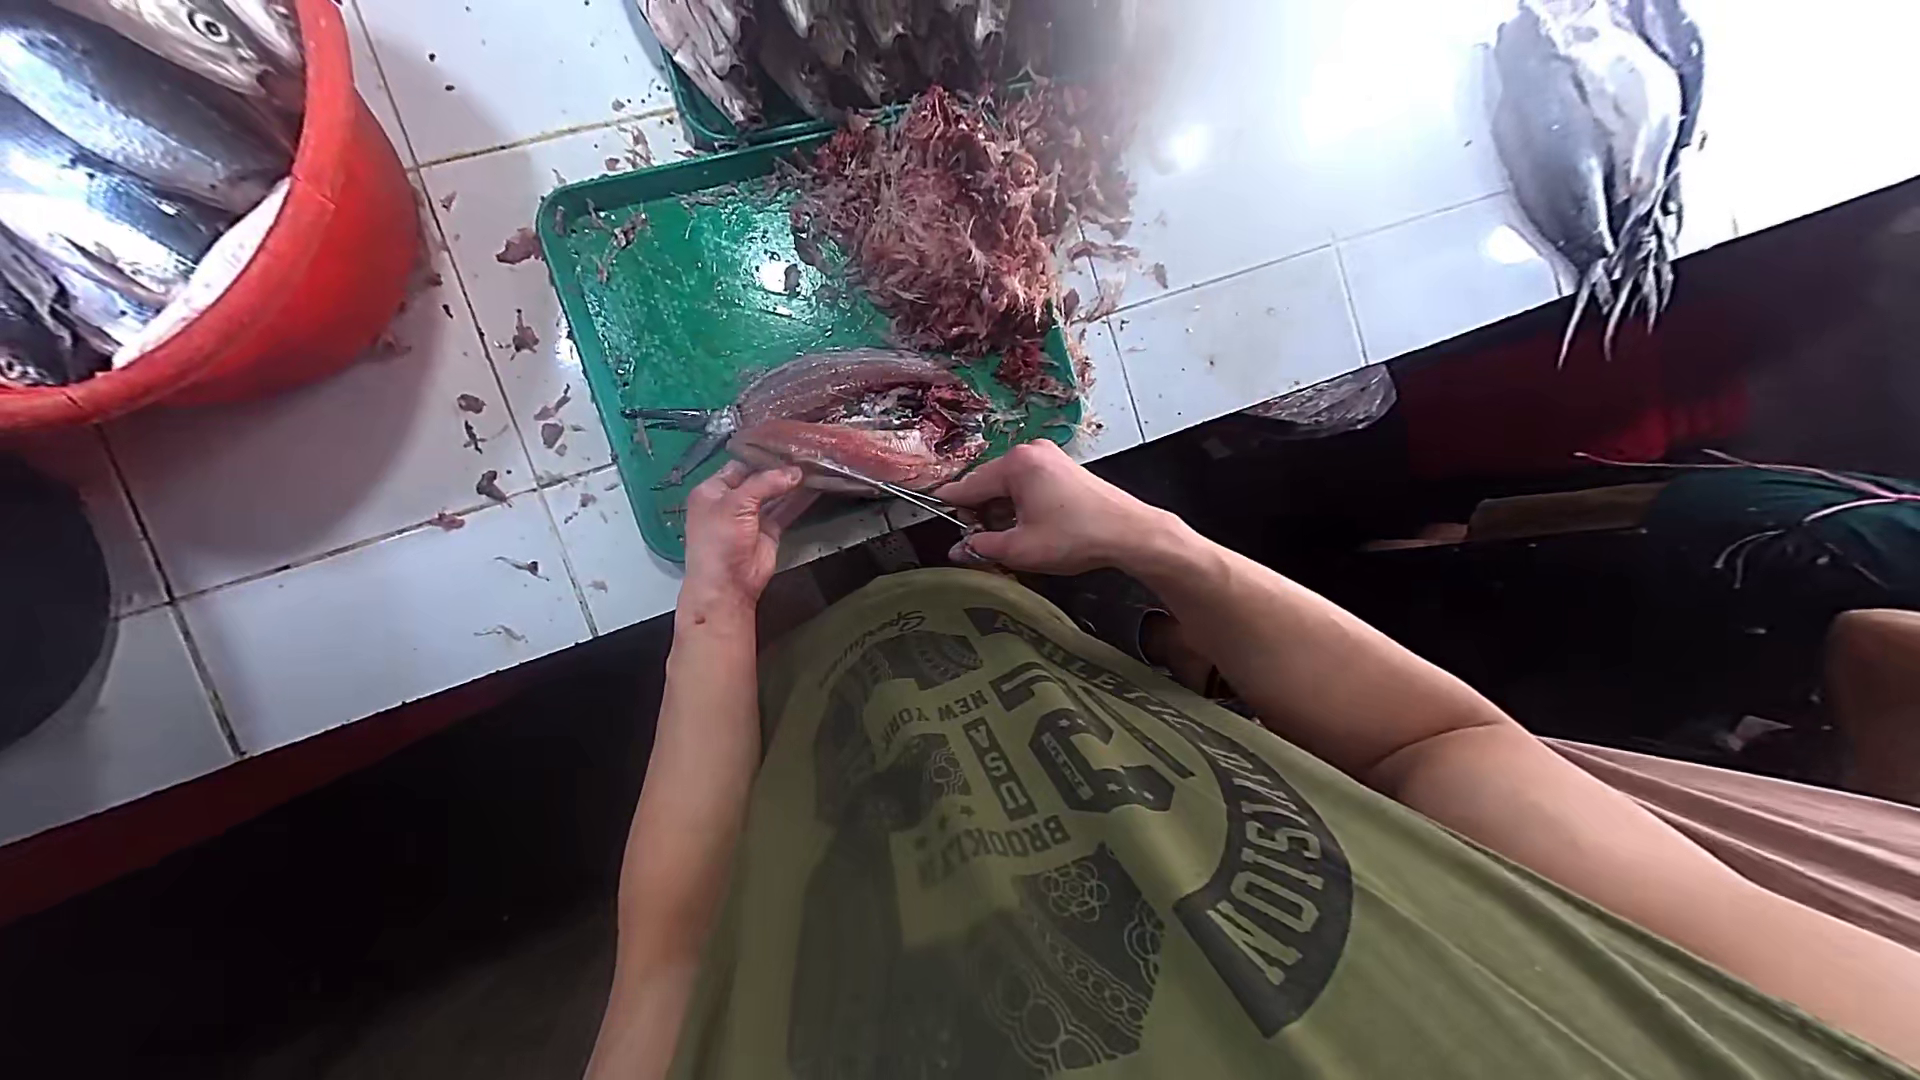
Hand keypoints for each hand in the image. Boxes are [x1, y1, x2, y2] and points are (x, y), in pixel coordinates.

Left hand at [681, 462, 809, 613]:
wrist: (728, 584)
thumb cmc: (720, 541)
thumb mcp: (736, 505)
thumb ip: (765, 483)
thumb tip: (794, 472)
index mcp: (713, 490)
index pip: (739, 466)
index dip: (761, 456)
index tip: (786, 445)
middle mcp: (731, 501)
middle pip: (759, 479)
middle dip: (780, 469)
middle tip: (805, 454)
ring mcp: (752, 516)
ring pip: (775, 495)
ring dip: (792, 484)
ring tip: (814, 467)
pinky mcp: (769, 530)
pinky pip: (786, 511)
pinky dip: (799, 501)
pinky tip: (814, 488)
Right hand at [935, 441, 1185, 575]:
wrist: (1130, 533)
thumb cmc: (1078, 537)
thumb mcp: (1020, 548)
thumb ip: (982, 547)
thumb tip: (958, 549)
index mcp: (1015, 464)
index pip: (968, 486)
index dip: (952, 507)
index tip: (936, 516)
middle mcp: (1031, 452)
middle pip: (988, 484)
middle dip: (982, 514)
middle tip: (986, 543)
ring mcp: (1049, 458)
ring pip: (1008, 486)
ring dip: (1002, 512)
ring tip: (1013, 540)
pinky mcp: (1062, 469)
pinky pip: (1027, 485)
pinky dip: (1020, 506)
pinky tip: (1029, 528)